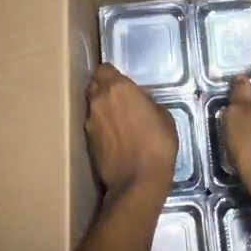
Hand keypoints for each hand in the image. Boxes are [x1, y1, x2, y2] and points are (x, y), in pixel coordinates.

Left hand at [85, 65, 177, 193]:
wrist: (138, 181)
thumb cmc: (157, 144)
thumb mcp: (163, 115)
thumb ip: (146, 101)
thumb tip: (139, 101)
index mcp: (118, 88)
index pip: (105, 68)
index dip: (113, 74)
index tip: (123, 83)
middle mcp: (99, 100)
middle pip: (95, 84)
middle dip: (104, 88)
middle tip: (120, 99)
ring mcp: (90, 121)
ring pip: (92, 105)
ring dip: (102, 108)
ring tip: (118, 121)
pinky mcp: (87, 141)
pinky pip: (93, 125)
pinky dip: (101, 127)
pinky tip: (115, 138)